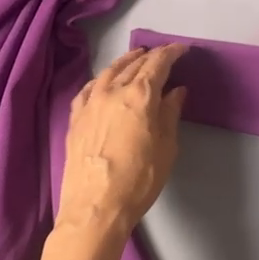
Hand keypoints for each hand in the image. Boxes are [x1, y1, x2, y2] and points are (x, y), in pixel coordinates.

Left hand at [58, 43, 188, 234]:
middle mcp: (113, 91)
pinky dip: (100, 81)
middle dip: (151, 56)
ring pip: (109, 72)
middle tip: (163, 54)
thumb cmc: (139, 179)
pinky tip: (103, 83)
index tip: (182, 49)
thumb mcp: (166, 147)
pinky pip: (88, 90)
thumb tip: (176, 91)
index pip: (158, 63)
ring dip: (125, 62)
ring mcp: (91, 104)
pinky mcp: (75, 120)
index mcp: (140, 95)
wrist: (95, 210)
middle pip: (134, 64)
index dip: (172, 53)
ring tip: (135, 58)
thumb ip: (170, 114)